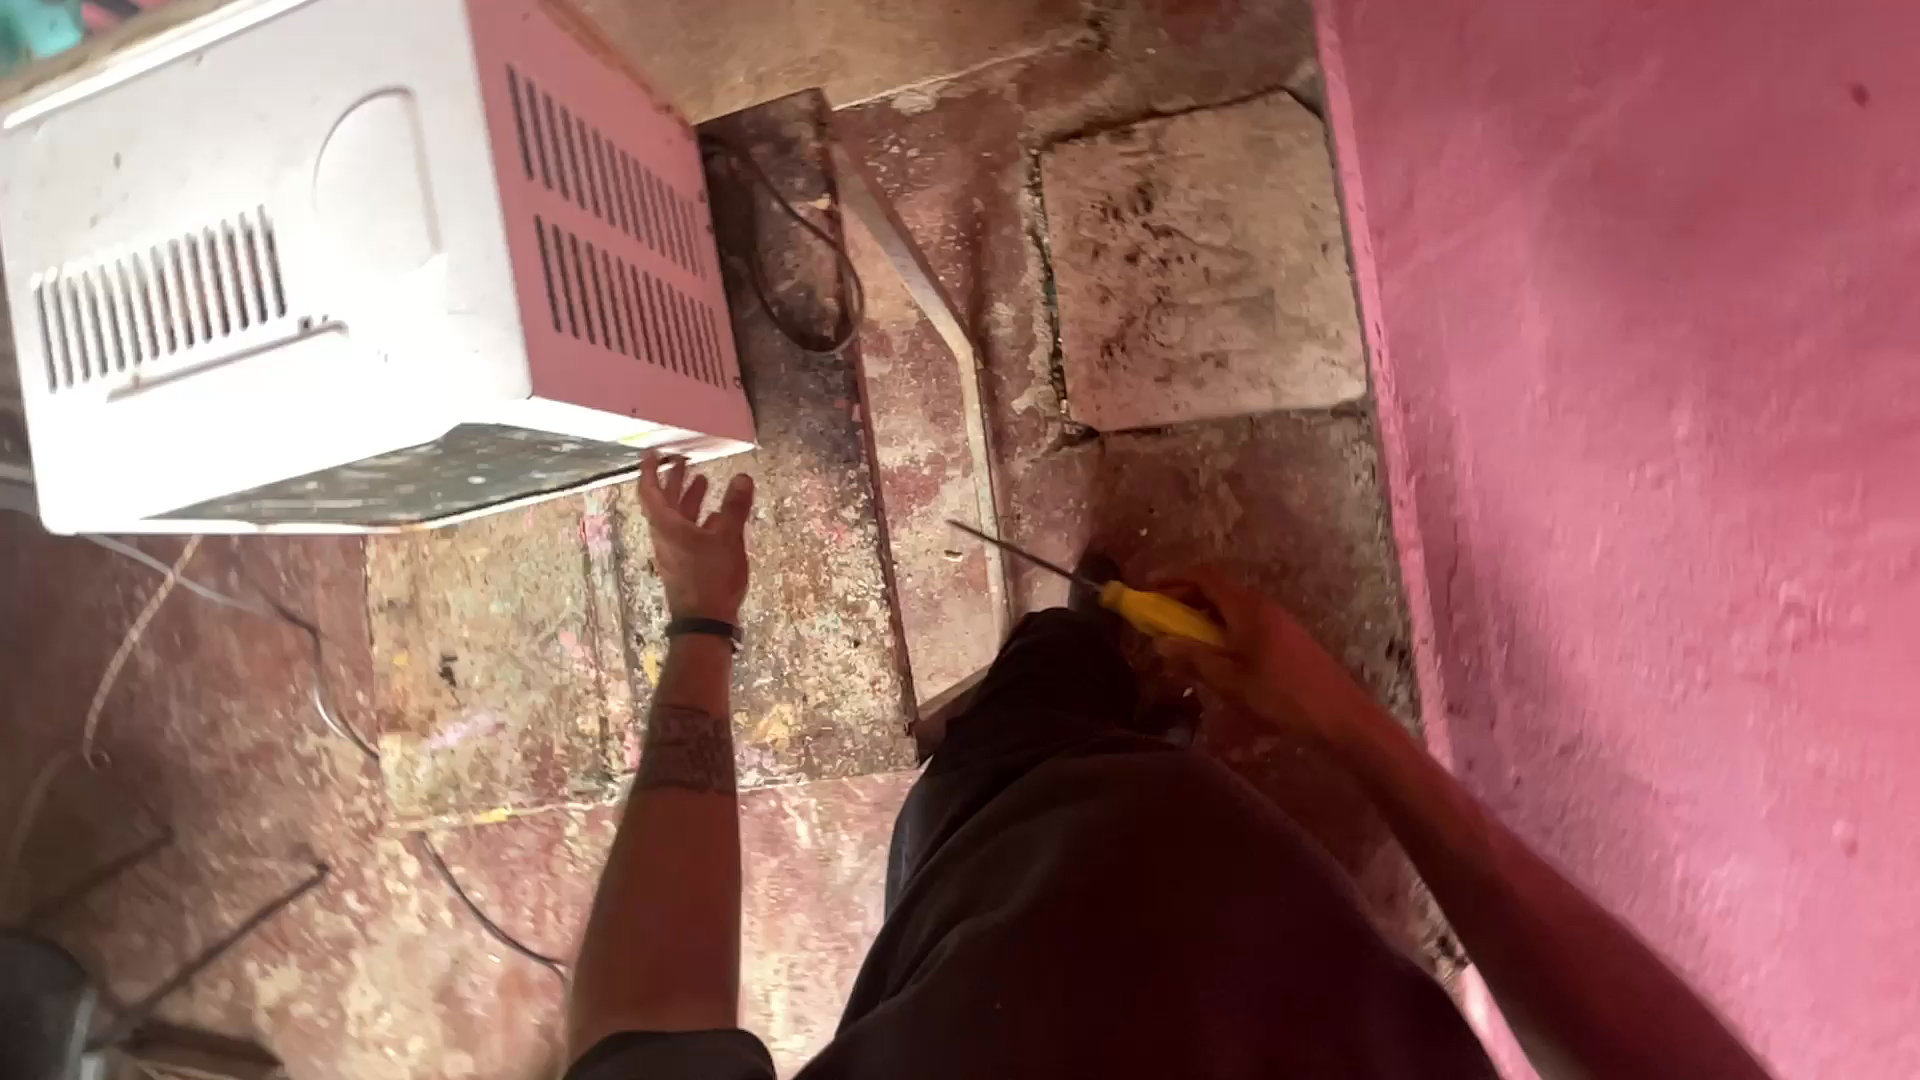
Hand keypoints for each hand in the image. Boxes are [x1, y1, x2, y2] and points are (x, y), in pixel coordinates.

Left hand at [634, 451, 755, 622]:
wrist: (705, 620)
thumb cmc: (712, 577)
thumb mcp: (728, 538)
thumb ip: (735, 507)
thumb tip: (742, 477)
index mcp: (667, 525)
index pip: (651, 490)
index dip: (652, 469)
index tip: (655, 453)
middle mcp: (665, 536)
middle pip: (664, 502)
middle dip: (673, 480)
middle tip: (683, 460)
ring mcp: (674, 551)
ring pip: (677, 518)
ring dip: (688, 499)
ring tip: (703, 482)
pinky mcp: (686, 563)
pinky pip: (688, 532)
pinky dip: (699, 519)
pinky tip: (717, 516)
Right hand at [1149, 562, 1365, 744]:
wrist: (1342, 717)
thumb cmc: (1282, 696)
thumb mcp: (1230, 681)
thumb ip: (1193, 658)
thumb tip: (1160, 642)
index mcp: (1246, 608)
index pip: (1205, 576)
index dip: (1174, 576)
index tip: (1147, 587)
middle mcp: (1261, 605)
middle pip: (1216, 588)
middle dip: (1183, 597)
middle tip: (1159, 616)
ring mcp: (1277, 620)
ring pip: (1230, 605)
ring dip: (1202, 614)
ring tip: (1181, 637)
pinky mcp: (1285, 636)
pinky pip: (1244, 619)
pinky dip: (1220, 626)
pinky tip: (1214, 652)